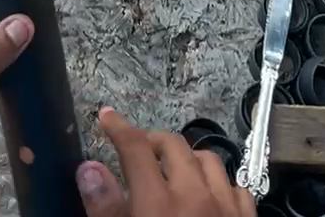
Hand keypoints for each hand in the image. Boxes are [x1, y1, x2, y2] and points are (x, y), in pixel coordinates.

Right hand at [76, 108, 255, 216]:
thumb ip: (106, 210)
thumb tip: (89, 168)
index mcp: (159, 202)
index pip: (134, 147)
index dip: (118, 127)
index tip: (106, 117)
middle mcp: (195, 195)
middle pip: (172, 145)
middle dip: (151, 141)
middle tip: (135, 151)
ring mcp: (227, 208)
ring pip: (207, 159)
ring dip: (186, 158)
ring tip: (170, 171)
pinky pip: (235, 187)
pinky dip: (217, 183)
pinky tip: (208, 195)